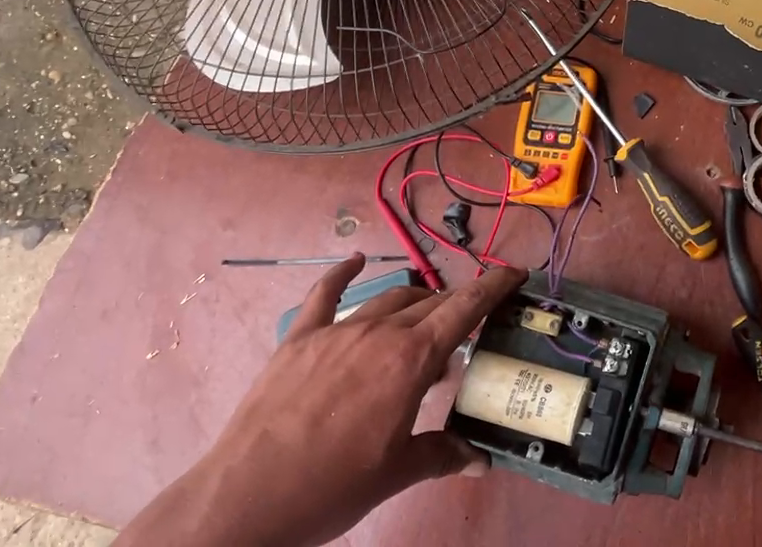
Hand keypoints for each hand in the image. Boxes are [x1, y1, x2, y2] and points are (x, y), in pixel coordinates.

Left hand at [115, 256, 526, 546]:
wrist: (244, 499)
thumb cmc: (331, 487)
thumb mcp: (396, 473)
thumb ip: (442, 454)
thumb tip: (481, 459)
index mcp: (411, 359)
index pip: (465, 308)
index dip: (495, 287)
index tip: (516, 272)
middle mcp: (379, 332)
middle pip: (432, 303)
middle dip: (460, 302)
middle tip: (477, 315)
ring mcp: (336, 331)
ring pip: (390, 299)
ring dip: (417, 301)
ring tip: (429, 316)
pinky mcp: (299, 340)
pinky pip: (324, 294)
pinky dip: (342, 273)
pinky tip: (353, 261)